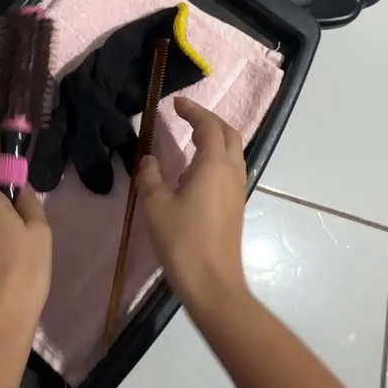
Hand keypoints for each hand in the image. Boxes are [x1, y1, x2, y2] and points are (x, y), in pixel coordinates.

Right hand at [135, 96, 249, 312]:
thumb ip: (150, 175)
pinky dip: (215, 156)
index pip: (208, 125)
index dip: (193, 110)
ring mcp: (237, 190)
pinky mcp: (235, 206)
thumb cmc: (183, 239)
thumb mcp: (155, 203)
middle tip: (185, 116)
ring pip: (232, 152)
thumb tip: (150, 160)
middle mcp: (231, 171)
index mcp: (214, 164)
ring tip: (190, 136)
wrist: (212, 285)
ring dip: (214, 138)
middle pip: (228, 134)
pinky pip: (230, 168)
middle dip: (208, 120)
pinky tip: (195, 168)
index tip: (175, 103)